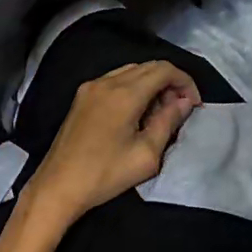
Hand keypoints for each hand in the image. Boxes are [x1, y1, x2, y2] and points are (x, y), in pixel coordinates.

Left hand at [23, 61, 201, 225]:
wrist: (58, 185)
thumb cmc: (105, 174)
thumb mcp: (146, 155)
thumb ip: (167, 122)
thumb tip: (183, 102)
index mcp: (125, 94)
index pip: (164, 70)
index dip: (185, 82)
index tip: (193, 104)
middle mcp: (107, 81)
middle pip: (148, 66)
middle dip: (169, 82)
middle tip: (178, 110)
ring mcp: (91, 86)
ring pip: (131, 71)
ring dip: (151, 84)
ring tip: (158, 114)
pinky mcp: (81, 96)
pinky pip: (115, 79)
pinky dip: (132, 88)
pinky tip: (135, 113)